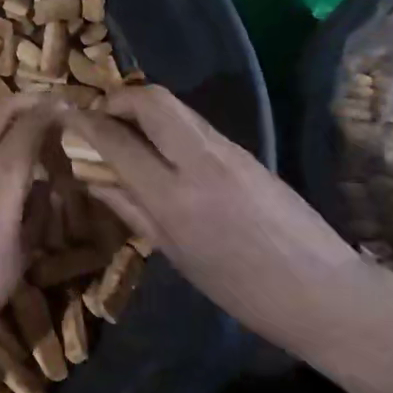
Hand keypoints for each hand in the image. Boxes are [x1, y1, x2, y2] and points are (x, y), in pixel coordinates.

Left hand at [0, 94, 60, 376]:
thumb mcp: (24, 250)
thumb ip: (38, 212)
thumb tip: (46, 185)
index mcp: (3, 173)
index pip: (30, 124)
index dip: (52, 110)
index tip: (73, 106)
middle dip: (23, 99)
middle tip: (50, 103)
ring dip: (4, 114)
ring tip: (30, 125)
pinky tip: (5, 158)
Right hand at [63, 87, 373, 349]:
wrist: (324, 293)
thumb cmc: (238, 287)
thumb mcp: (173, 253)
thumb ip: (129, 208)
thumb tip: (92, 179)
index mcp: (173, 196)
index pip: (116, 140)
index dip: (85, 123)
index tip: (67, 118)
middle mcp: (199, 161)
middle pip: (151, 99)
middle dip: (117, 99)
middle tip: (100, 119)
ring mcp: (227, 151)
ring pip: (174, 106)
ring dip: (142, 109)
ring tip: (125, 133)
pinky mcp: (245, 152)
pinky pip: (194, 124)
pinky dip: (166, 125)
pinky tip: (160, 151)